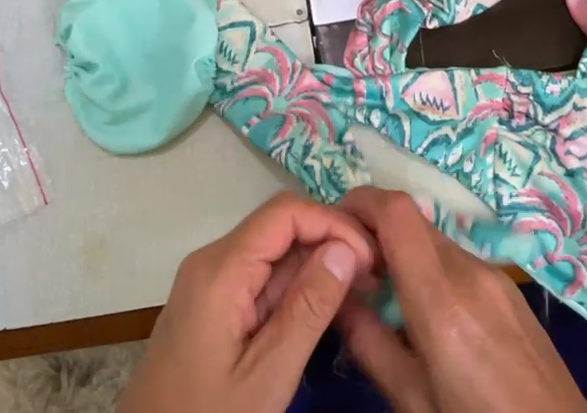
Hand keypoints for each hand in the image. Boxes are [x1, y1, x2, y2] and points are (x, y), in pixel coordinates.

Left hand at [119, 191, 375, 412]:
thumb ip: (308, 309)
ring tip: (362, 291)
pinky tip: (326, 305)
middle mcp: (212, 261)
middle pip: (280, 227)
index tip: (373, 259)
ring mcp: (210, 281)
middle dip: (330, 240)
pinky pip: (260, 277)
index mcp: (220, 269)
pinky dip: (296, 285)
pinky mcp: (213, 302)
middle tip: (376, 277)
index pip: (285, 212)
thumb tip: (346, 249)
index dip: (334, 223)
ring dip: (318, 263)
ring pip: (274, 251)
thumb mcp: (267, 374)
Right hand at [337, 187, 586, 412]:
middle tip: (348, 267)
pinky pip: (456, 259)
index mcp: (441, 299)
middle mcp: (470, 272)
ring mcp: (495, 276)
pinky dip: (428, 266)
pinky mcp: (509, 287)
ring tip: (382, 293)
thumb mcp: (412, 400)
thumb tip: (336, 295)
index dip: (360, 202)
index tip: (334, 227)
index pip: (396, 212)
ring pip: (433, 239)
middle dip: (373, 229)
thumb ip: (368, 342)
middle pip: (412, 221)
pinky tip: (422, 309)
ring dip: (400, 250)